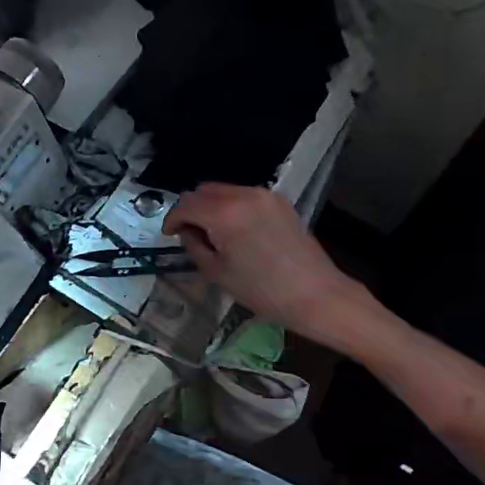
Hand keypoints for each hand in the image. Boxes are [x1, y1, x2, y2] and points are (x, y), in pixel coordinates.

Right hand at [164, 184, 374, 347]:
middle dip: (191, 208)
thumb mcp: (217, 272)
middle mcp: (244, 194)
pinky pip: (245, 195)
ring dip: (211, 206)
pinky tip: (235, 230)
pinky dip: (231, 206)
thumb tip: (188, 232)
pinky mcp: (279, 202)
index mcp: (224, 213)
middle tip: (189, 233)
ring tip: (212, 232)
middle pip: (203, 190)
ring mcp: (265, 195)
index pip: (186, 204)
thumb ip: (194, 245)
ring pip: (224, 190)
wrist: (315, 294)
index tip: (169, 234)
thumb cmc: (262, 290)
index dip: (172, 218)